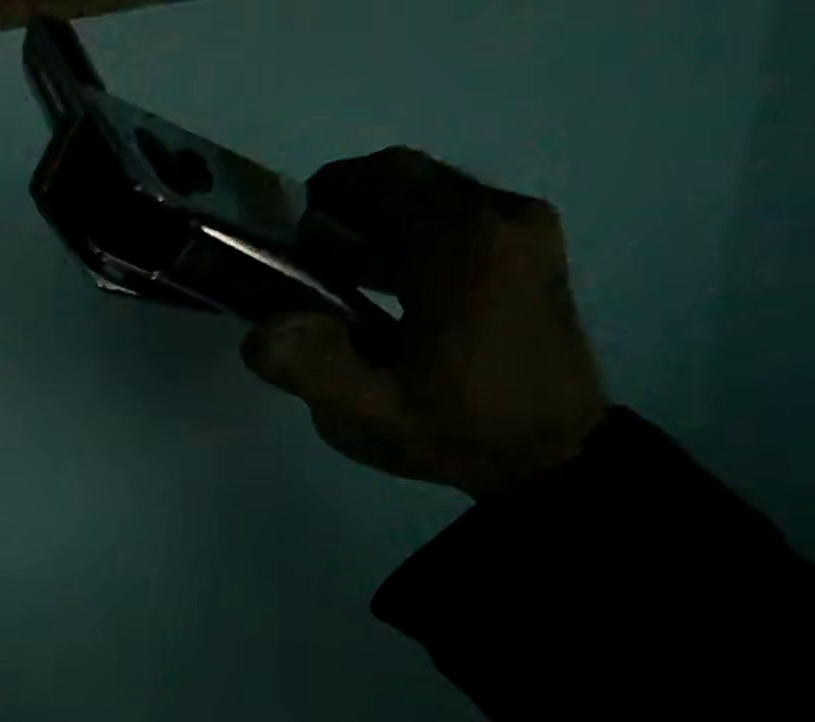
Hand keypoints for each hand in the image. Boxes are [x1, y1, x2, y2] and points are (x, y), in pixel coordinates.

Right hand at [241, 148, 607, 499]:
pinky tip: (384, 287)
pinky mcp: (531, 246)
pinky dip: (409, 234)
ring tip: (334, 278)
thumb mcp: (367, 416)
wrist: (553, 450)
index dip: (320, 198)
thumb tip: (261, 329)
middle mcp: (501, 217)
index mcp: (461, 248)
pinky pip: (456, 214)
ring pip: (431, 192)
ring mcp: (525, 228)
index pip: (379, 179)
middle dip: (345, 208)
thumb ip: (309, 368)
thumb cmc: (454, 430)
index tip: (284, 240)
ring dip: (375, 222)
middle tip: (303, 262)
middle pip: (406, 178)